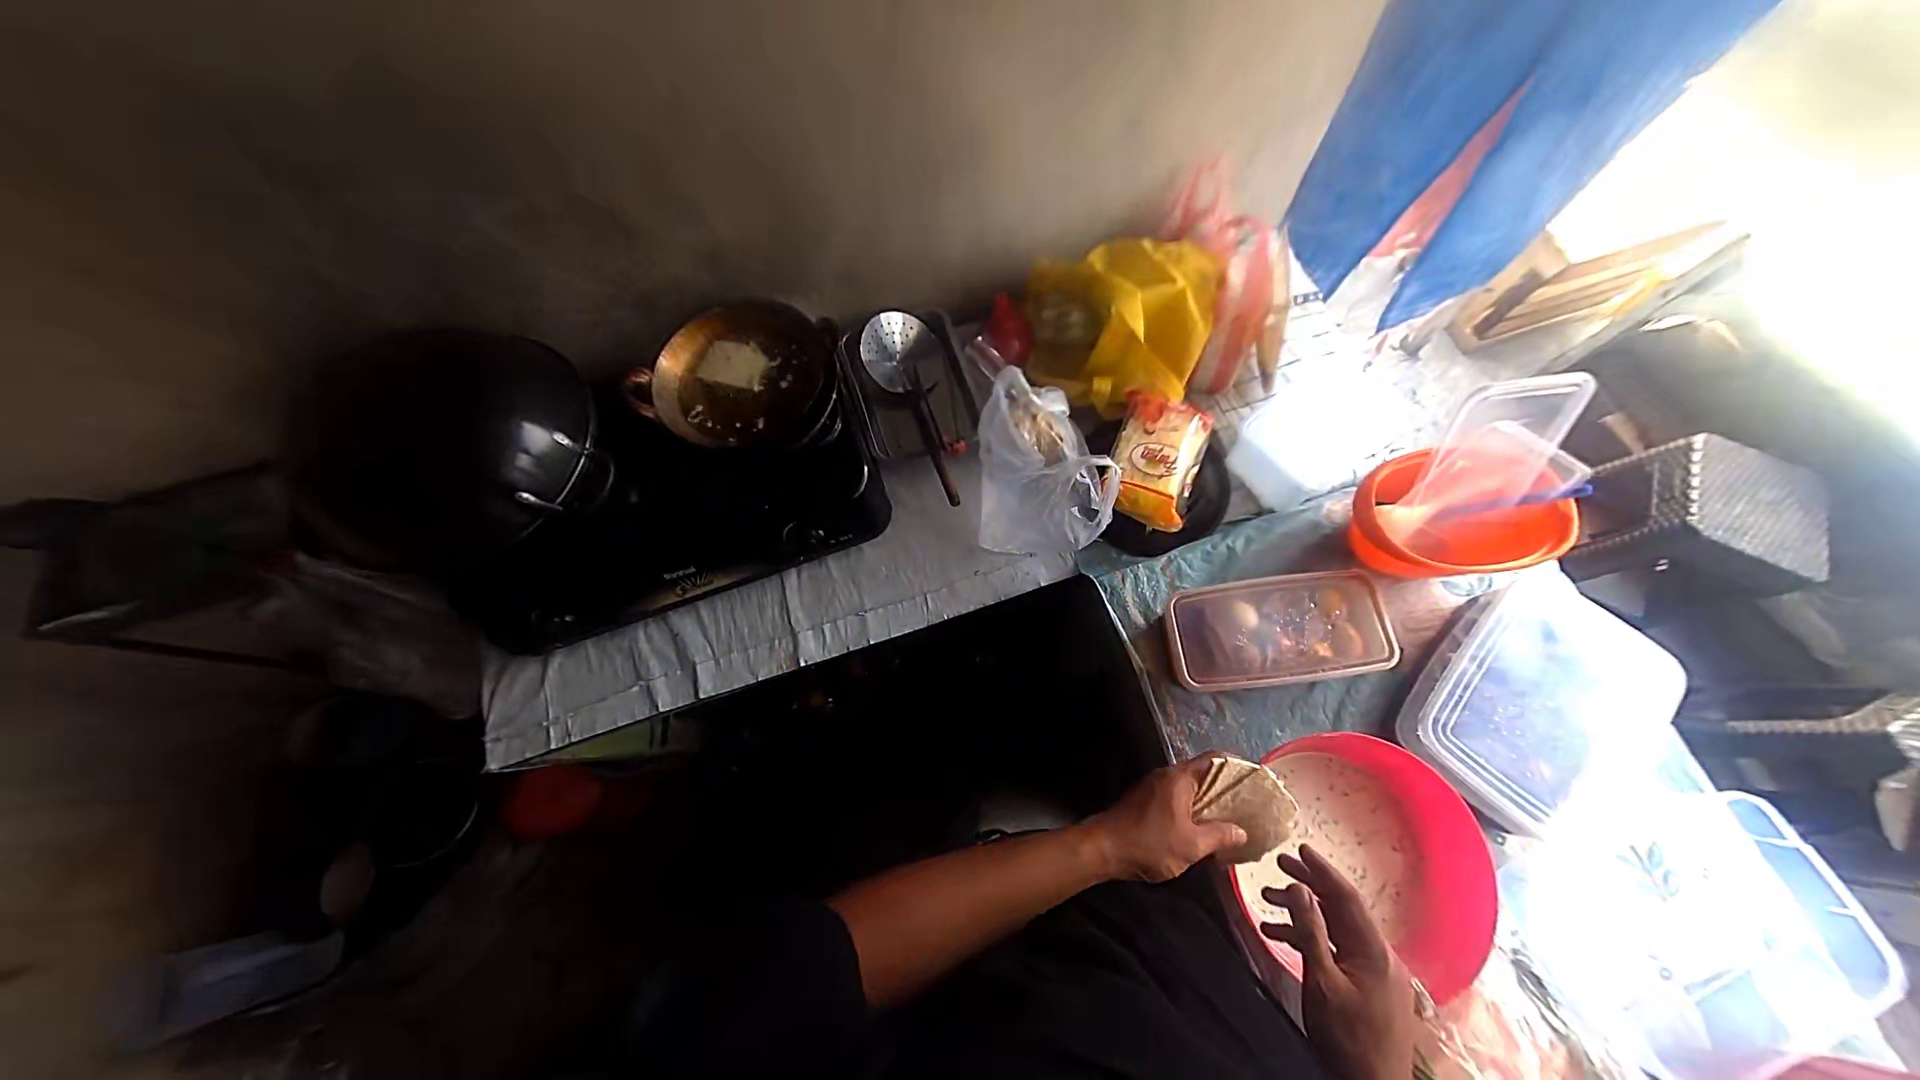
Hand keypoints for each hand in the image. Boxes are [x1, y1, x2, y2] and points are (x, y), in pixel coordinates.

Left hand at [1083, 756, 1246, 882]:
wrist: (1102, 848)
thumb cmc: (1148, 843)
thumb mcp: (1190, 845)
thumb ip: (1219, 835)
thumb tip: (1242, 830)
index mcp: (1179, 778)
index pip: (1214, 759)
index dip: (1237, 766)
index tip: (1256, 780)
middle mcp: (1166, 776)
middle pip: (1203, 774)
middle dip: (1227, 788)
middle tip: (1250, 805)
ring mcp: (1154, 788)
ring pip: (1190, 788)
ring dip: (1210, 801)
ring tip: (1233, 819)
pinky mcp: (1146, 802)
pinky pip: (1177, 799)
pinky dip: (1194, 809)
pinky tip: (1205, 829)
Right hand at [1259, 845, 1415, 1079]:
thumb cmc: (1346, 1036)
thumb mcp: (1322, 981)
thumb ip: (1309, 931)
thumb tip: (1297, 886)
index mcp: (1374, 951)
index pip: (1346, 897)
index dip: (1322, 869)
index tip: (1299, 847)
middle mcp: (1381, 956)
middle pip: (1341, 909)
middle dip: (1308, 885)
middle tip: (1278, 864)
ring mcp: (1377, 973)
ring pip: (1337, 928)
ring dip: (1303, 912)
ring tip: (1267, 900)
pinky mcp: (1370, 987)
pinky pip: (1338, 949)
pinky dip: (1310, 937)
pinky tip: (1279, 936)